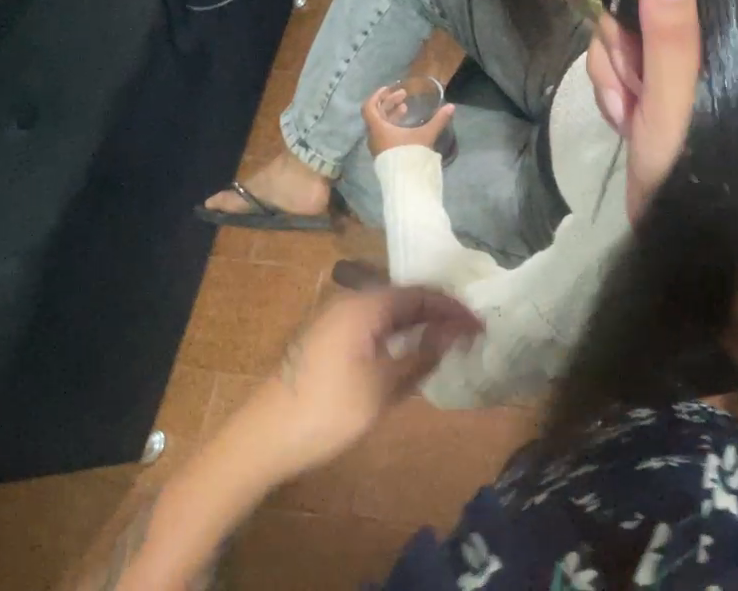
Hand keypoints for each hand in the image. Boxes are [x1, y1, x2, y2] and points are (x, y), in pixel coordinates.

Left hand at [262, 287, 481, 469]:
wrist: (257, 443)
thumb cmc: (325, 412)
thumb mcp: (382, 388)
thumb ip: (421, 356)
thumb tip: (454, 334)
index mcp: (364, 305)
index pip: (421, 294)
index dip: (453, 309)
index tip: (480, 327)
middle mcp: (348, 302)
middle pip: (404, 298)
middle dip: (437, 314)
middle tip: (467, 334)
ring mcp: (332, 320)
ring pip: (387, 313)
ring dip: (417, 325)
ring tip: (445, 344)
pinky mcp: (323, 339)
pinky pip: (371, 325)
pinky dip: (395, 335)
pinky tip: (407, 355)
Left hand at [362, 86, 455, 155]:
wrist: (406, 182)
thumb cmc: (410, 155)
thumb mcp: (425, 135)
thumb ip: (438, 120)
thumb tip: (451, 106)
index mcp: (379, 128)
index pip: (369, 107)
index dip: (377, 95)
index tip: (389, 89)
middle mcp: (374, 136)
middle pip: (376, 114)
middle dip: (390, 103)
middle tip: (404, 97)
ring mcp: (378, 147)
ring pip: (380, 125)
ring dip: (391, 115)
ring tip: (406, 109)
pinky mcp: (383, 154)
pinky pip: (383, 134)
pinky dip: (392, 126)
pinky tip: (405, 127)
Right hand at [585, 0, 703, 219]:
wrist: (684, 239)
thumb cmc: (694, 169)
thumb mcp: (676, 96)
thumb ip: (672, 24)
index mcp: (733, 30)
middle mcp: (708, 38)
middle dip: (626, 34)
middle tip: (635, 76)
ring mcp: (680, 63)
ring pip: (625, 29)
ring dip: (617, 69)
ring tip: (632, 110)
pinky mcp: (656, 85)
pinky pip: (617, 63)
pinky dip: (614, 90)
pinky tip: (626, 120)